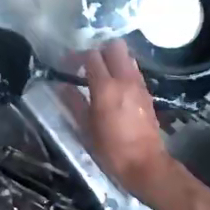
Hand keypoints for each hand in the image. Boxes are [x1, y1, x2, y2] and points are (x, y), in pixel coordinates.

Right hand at [67, 40, 177, 198]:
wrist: (145, 163)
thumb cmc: (111, 150)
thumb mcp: (86, 128)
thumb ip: (73, 103)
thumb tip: (62, 86)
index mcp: (106, 88)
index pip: (92, 56)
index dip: (78, 56)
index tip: (69, 65)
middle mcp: (125, 79)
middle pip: (115, 46)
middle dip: (100, 50)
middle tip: (88, 65)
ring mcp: (139, 84)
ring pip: (127, 56)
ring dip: (113, 59)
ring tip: (102, 74)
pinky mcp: (147, 92)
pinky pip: (134, 70)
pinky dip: (124, 70)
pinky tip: (115, 86)